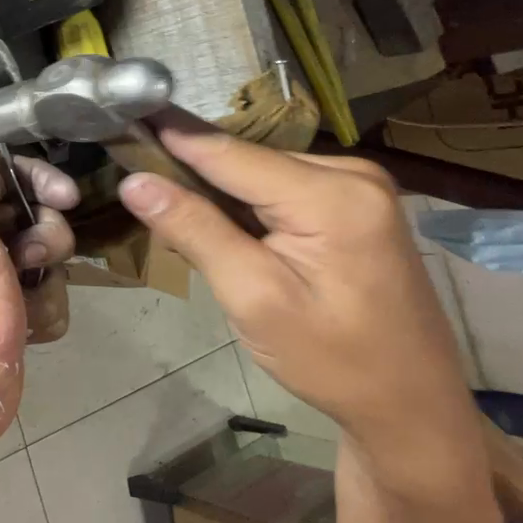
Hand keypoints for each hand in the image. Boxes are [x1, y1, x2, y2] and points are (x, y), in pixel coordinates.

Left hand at [0, 148, 77, 470]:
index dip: (35, 176)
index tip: (63, 196)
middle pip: (32, 211)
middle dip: (47, 234)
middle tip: (32, 257)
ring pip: (48, 256)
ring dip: (47, 278)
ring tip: (24, 297)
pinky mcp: (9, 311)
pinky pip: (49, 295)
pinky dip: (45, 310)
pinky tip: (26, 326)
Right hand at [115, 118, 476, 464]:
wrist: (410, 404)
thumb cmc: (333, 359)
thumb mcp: (252, 297)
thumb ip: (194, 230)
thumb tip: (134, 181)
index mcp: (332, 194)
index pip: (225, 151)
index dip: (164, 135)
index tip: (111, 118)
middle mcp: (351, 173)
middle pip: (240, 158)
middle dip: (186, 173)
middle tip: (133, 195)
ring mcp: (357, 186)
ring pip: (254, 171)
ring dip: (211, 192)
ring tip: (168, 221)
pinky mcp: (354, 203)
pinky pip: (276, 187)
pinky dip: (240, 205)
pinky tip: (220, 233)